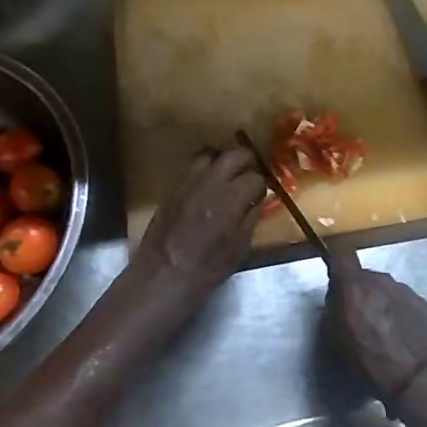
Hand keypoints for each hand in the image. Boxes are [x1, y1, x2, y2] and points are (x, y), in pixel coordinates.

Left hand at [133, 147, 266, 296]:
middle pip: (234, 153)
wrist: (165, 272)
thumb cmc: (207, 267)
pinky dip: (205, 168)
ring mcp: (190, 180)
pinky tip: (208, 183)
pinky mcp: (174, 185)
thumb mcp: (239, 247)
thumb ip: (251, 218)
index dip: (261, 186)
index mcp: (232, 198)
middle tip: (250, 173)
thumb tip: (257, 201)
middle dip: (247, 160)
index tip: (260, 195)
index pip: (256, 177)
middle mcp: (211, 181)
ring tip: (228, 173)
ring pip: (211, 153)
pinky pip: (193, 166)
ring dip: (223, 160)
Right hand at [327, 269, 426, 405]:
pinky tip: (400, 334)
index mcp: (353, 284)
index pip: (341, 259)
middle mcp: (378, 279)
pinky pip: (401, 300)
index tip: (337, 283)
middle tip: (358, 316)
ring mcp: (402, 288)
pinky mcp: (420, 301)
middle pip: (364, 277)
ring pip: (384, 288)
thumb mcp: (336, 340)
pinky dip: (398, 311)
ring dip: (380, 302)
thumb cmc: (369, 359)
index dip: (338, 268)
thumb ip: (332, 312)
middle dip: (360, 292)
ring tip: (383, 329)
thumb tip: (336, 302)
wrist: (416, 376)